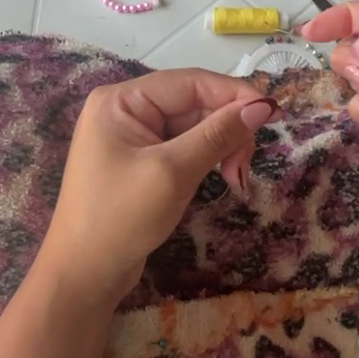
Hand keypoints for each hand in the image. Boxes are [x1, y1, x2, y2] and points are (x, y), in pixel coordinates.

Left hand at [37, 69, 282, 301]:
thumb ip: (218, 134)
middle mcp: (126, 109)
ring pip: (195, 126)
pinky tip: (223, 177)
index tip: (274, 113)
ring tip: (236, 178)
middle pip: (195, 103)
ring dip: (222, 147)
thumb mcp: (173, 172)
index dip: (235, 94)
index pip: (190, 82)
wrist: (84, 275)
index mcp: (122, 100)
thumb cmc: (120, 218)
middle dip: (228, 130)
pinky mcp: (143, 161)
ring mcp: (133, 136)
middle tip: (245, 167)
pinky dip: (208, 159)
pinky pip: (185, 146)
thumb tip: (263, 105)